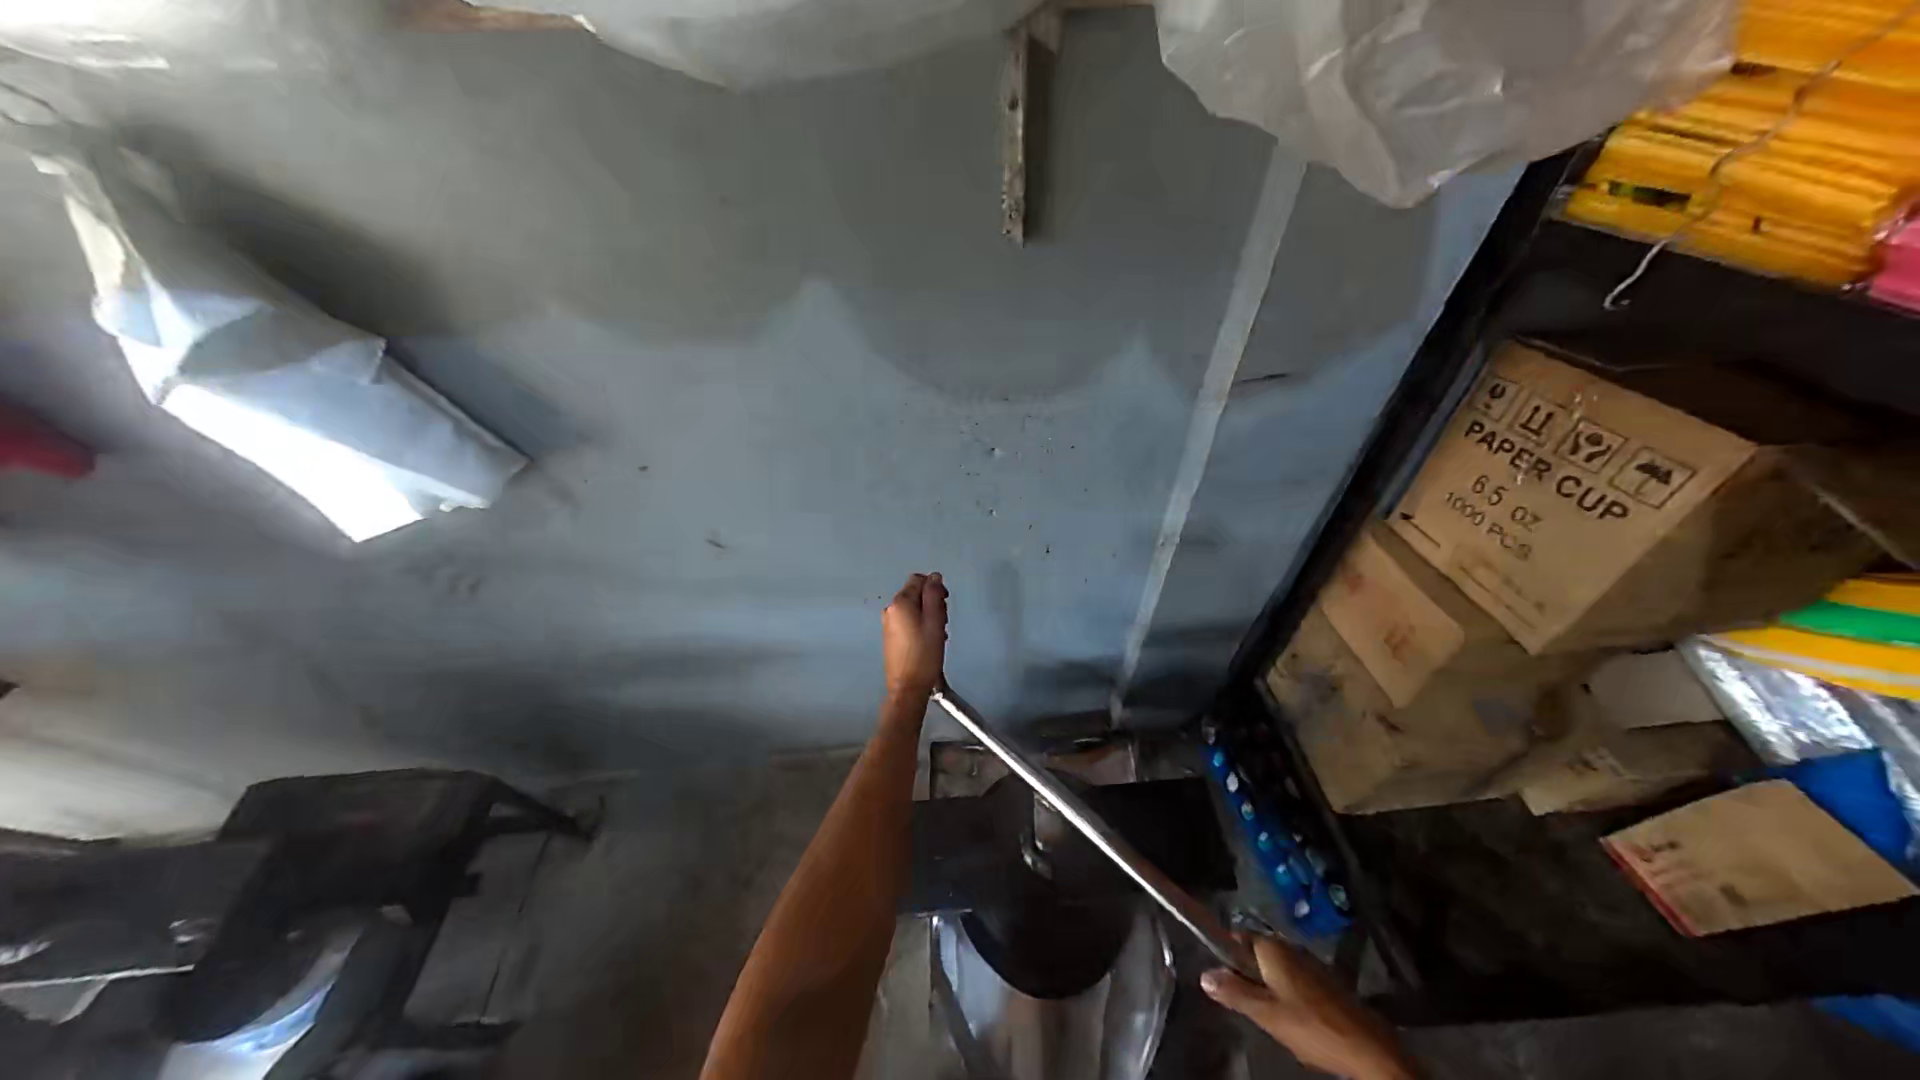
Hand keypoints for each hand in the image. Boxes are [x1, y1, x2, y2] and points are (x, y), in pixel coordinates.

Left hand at [883, 572, 947, 701]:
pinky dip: (921, 625)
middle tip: (943, 623)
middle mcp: (891, 609)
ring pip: (914, 609)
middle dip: (932, 603)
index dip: (935, 587)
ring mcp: (889, 623)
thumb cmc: (925, 654)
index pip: (918, 580)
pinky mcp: (890, 636)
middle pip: (916, 594)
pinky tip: (929, 642)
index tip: (945, 604)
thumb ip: (934, 595)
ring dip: (929, 616)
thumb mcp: (935, 621)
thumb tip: (934, 576)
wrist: (907, 686)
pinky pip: (908, 621)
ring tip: (937, 635)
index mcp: (900, 602)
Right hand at [1202, 935, 1416, 1079]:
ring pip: (1277, 969)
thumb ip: (1233, 992)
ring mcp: (1311, 963)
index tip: (1225, 980)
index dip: (1227, 955)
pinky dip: (1289, 996)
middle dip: (1249, 975)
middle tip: (1249, 1005)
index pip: (1237, 936)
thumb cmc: (1312, 1027)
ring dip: (1270, 987)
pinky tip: (1295, 1020)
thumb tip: (1204, 974)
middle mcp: (1290, 947)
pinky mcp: (1327, 982)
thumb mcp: (1265, 1014)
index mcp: (1272, 947)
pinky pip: (1296, 981)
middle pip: (1257, 953)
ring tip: (1272, 1016)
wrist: (1371, 1051)